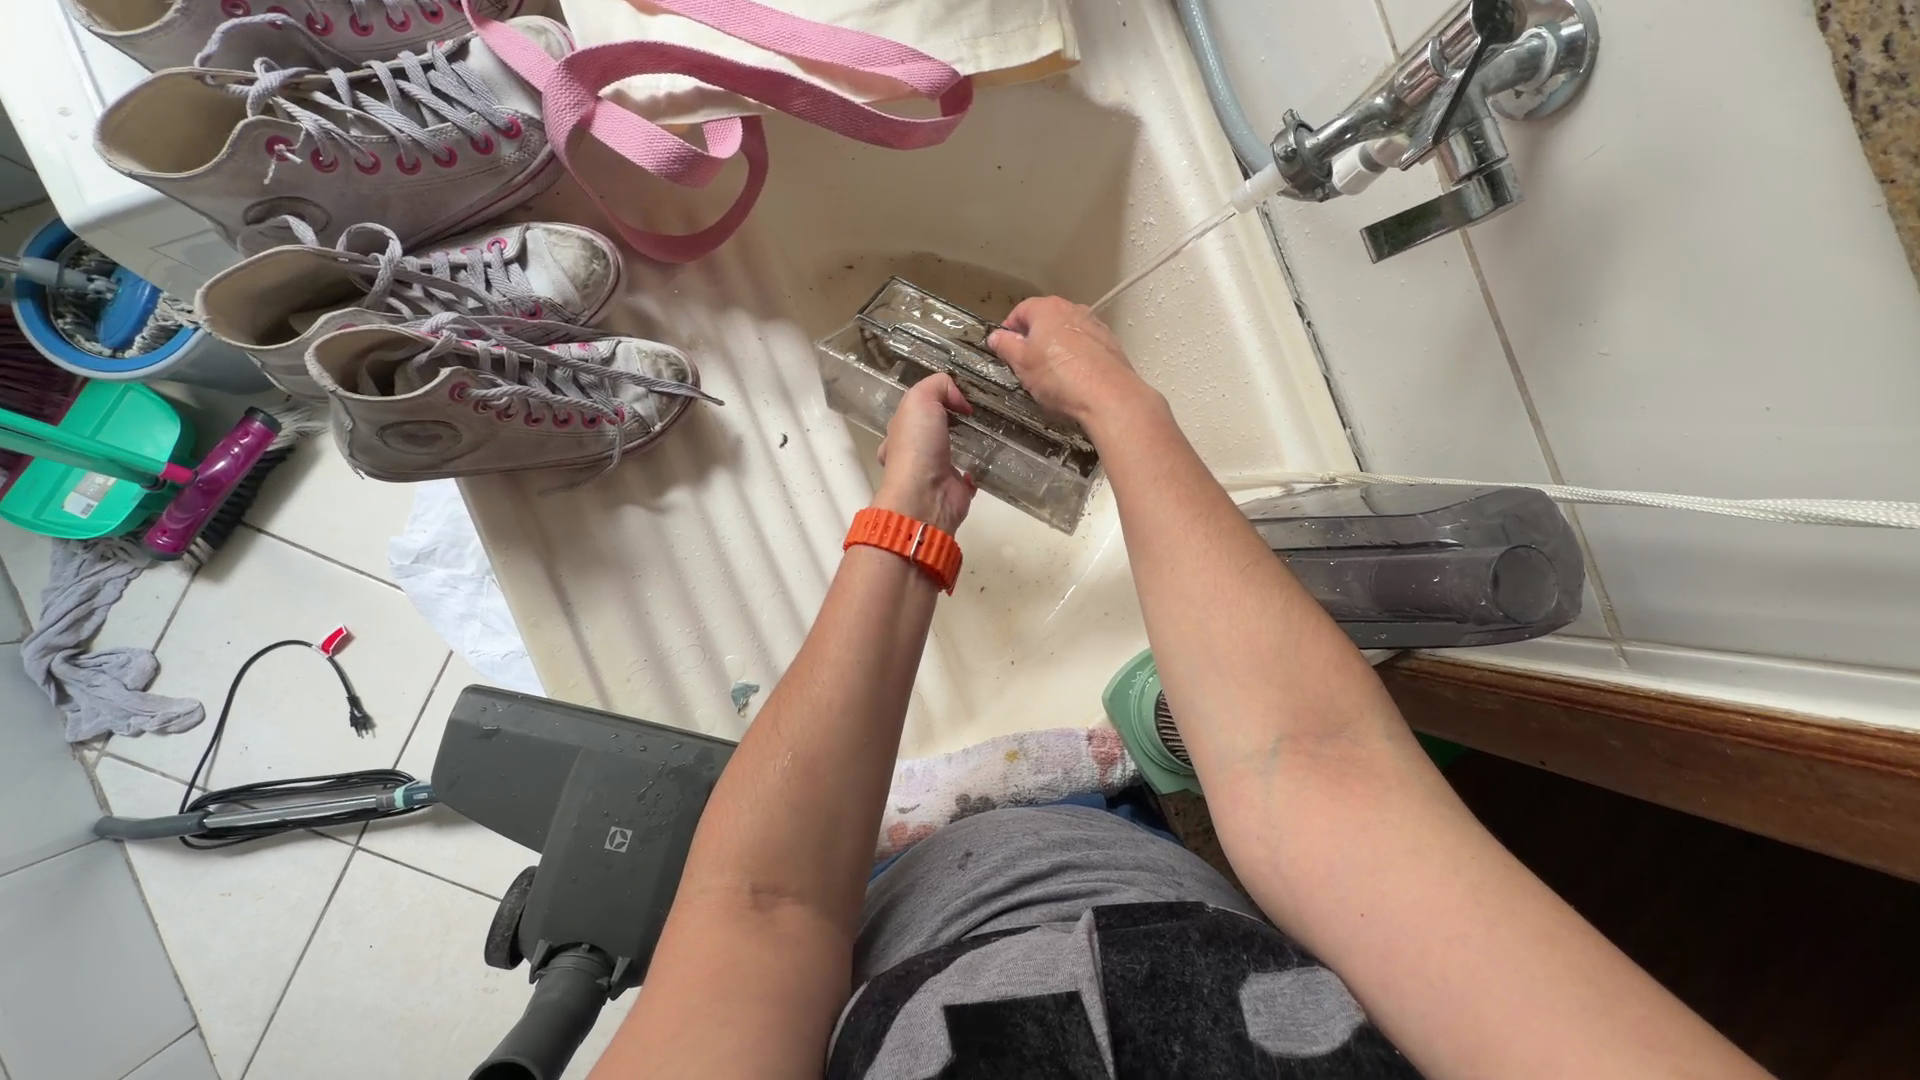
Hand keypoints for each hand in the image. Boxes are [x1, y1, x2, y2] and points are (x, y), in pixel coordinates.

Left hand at [873, 373, 976, 534]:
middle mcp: (916, 451)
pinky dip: (980, 467)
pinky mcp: (957, 488)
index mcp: (901, 430)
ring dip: (970, 441)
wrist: (926, 496)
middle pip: (937, 429)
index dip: (936, 399)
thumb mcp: (919, 399)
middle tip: (978, 411)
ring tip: (990, 427)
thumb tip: (959, 400)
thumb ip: (937, 386)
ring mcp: (936, 471)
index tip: (960, 394)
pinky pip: (971, 474)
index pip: (916, 410)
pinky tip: (989, 456)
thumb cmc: (918, 445)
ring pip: (955, 450)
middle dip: (955, 421)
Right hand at [986, 296, 1152, 427]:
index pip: (1020, 311)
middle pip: (1046, 321)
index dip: (1009, 329)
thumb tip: (997, 337)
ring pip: (1067, 335)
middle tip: (1025, 365)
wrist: (1108, 396)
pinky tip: (1073, 381)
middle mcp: (1073, 311)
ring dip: (1056, 350)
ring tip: (1051, 377)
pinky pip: (1085, 349)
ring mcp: (1094, 327)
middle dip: (1034, 341)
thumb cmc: (1063, 378)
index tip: (1004, 346)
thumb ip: (1006, 346)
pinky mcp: (1109, 346)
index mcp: (1047, 309)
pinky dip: (1077, 360)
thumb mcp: (1022, 364)